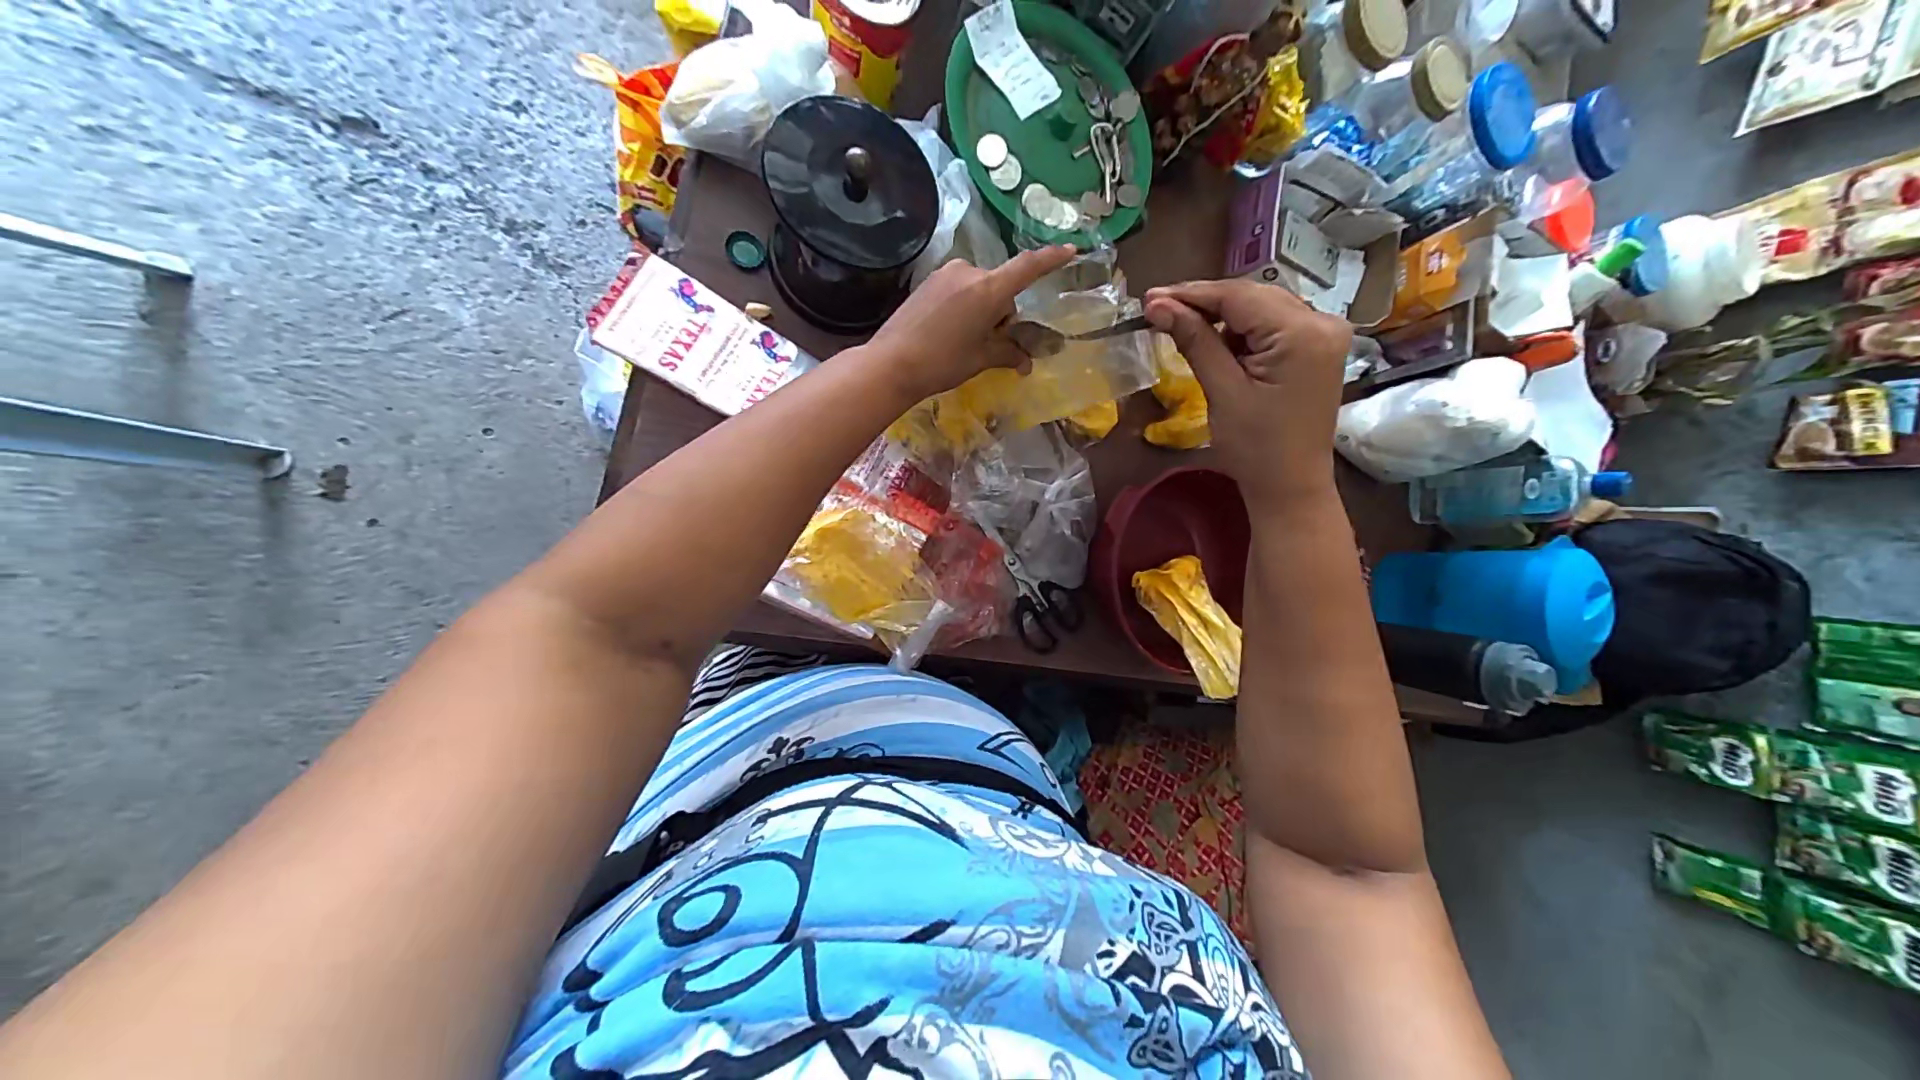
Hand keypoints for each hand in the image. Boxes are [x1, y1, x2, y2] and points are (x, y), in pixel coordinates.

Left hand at [862, 245, 1077, 400]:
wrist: (890, 363)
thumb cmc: (942, 362)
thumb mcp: (980, 359)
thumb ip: (1007, 354)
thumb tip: (1026, 362)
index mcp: (988, 289)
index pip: (1028, 267)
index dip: (1051, 258)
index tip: (1071, 250)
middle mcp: (969, 272)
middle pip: (1001, 286)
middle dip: (1002, 311)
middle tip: (989, 342)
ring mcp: (946, 274)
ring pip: (979, 288)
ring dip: (982, 309)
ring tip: (965, 339)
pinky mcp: (929, 281)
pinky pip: (959, 289)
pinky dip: (964, 306)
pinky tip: (947, 331)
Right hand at [1143, 279, 1351, 504]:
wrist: (1290, 486)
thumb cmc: (1255, 448)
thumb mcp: (1223, 391)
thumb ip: (1195, 341)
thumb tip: (1158, 306)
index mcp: (1303, 333)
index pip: (1239, 296)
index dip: (1191, 294)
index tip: (1150, 298)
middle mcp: (1322, 322)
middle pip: (1252, 297)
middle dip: (1204, 303)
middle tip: (1157, 309)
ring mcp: (1323, 334)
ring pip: (1260, 309)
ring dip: (1220, 317)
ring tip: (1179, 326)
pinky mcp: (1316, 348)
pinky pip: (1271, 326)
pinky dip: (1240, 331)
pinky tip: (1214, 342)